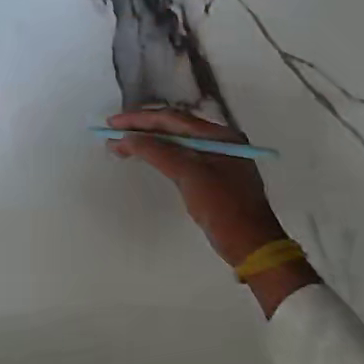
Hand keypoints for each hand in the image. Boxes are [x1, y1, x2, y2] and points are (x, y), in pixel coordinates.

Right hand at [106, 108, 317, 315]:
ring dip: (146, 141)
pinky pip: (177, 156)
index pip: (172, 118)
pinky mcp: (209, 176)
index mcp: (219, 136)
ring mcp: (215, 159)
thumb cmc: (223, 206)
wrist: (251, 245)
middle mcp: (218, 142)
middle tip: (113, 131)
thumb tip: (126, 137)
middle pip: (172, 126)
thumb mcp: (189, 174)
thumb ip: (157, 151)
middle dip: (140, 128)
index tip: (113, 123)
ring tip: (121, 145)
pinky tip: (142, 157)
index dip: (139, 119)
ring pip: (173, 141)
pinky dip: (156, 154)